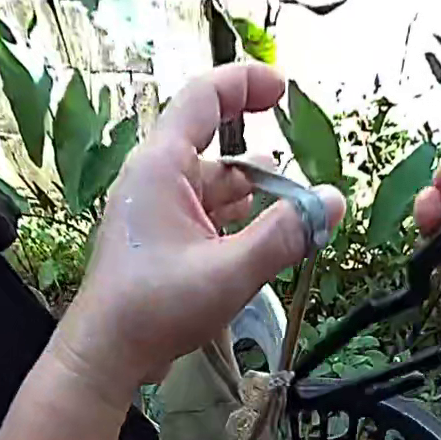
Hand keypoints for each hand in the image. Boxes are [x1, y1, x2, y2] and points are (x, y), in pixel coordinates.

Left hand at [52, 63, 345, 405]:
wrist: (107, 355)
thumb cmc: (158, 307)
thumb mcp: (230, 271)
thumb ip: (284, 237)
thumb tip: (332, 202)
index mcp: (162, 167)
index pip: (205, 99)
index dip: (246, 84)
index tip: (285, 90)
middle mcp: (156, 182)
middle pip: (220, 157)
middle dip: (264, 173)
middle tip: (304, 199)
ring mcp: (156, 217)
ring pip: (214, 195)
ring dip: (252, 204)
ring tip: (290, 222)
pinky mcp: (160, 247)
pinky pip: (204, 223)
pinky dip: (234, 229)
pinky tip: (256, 248)